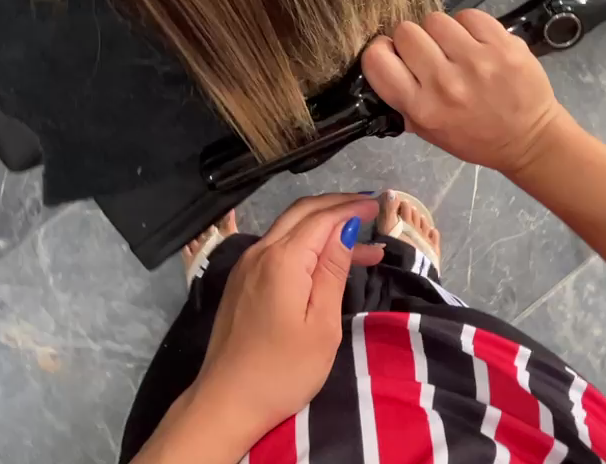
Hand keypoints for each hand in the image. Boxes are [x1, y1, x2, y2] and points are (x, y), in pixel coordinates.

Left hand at [190, 195, 383, 443]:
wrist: (227, 400)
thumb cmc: (283, 371)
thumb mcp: (321, 326)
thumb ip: (333, 271)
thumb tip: (346, 228)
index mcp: (283, 259)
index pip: (322, 218)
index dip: (351, 207)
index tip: (378, 204)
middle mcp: (261, 250)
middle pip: (303, 212)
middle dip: (337, 206)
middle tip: (369, 208)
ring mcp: (248, 263)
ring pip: (290, 228)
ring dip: (324, 226)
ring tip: (364, 245)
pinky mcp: (243, 278)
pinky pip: (278, 246)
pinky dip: (306, 243)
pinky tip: (326, 260)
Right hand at [363, 10, 576, 175]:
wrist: (530, 139)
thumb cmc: (474, 138)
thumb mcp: (426, 131)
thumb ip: (401, 99)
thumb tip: (381, 60)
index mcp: (422, 108)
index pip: (376, 59)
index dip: (382, 50)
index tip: (395, 55)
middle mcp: (446, 83)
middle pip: (406, 31)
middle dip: (414, 40)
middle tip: (431, 54)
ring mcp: (477, 62)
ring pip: (435, 19)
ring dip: (442, 32)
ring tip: (456, 49)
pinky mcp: (503, 45)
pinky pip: (468, 15)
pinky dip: (469, 26)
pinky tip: (477, 43)